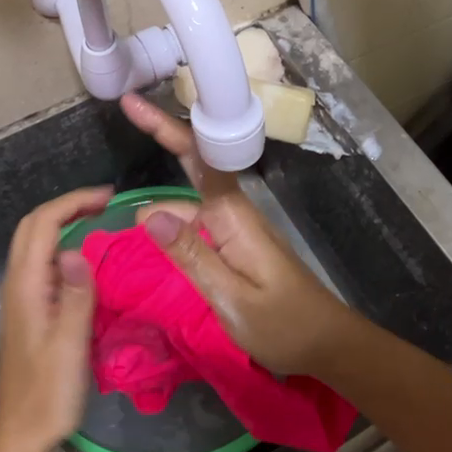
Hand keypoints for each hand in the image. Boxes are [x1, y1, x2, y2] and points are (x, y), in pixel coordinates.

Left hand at [0, 187, 112, 451]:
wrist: (19, 437)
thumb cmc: (46, 396)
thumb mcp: (68, 347)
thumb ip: (74, 297)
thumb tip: (78, 250)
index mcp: (25, 286)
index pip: (43, 224)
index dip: (73, 202)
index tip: (108, 197)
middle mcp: (18, 285)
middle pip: (34, 228)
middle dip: (67, 207)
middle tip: (106, 205)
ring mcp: (21, 299)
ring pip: (37, 246)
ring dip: (64, 225)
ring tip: (103, 224)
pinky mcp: (30, 313)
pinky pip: (44, 266)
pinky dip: (64, 249)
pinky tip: (90, 263)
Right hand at [121, 93, 363, 375]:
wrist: (331, 347)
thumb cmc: (285, 326)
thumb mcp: (232, 299)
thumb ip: (191, 256)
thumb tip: (147, 214)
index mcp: (234, 218)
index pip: (198, 158)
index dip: (165, 128)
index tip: (133, 104)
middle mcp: (234, 214)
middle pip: (193, 166)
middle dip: (160, 138)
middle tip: (123, 112)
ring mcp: (236, 230)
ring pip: (188, 203)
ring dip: (158, 203)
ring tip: (120, 218)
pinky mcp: (235, 248)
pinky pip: (195, 224)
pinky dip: (169, 223)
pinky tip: (149, 236)